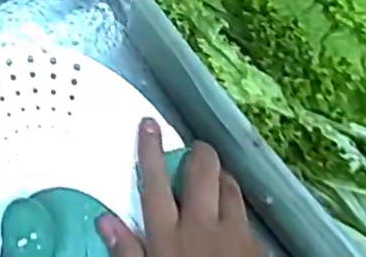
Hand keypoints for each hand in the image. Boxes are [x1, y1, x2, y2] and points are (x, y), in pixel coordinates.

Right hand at [97, 119, 258, 256]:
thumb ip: (128, 254)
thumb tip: (105, 220)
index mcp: (168, 232)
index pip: (153, 178)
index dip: (150, 147)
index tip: (149, 123)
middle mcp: (202, 226)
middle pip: (201, 172)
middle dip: (200, 155)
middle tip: (197, 149)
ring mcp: (236, 240)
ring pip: (231, 191)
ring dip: (224, 180)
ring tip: (219, 179)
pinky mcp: (261, 255)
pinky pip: (251, 225)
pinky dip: (242, 217)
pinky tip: (239, 226)